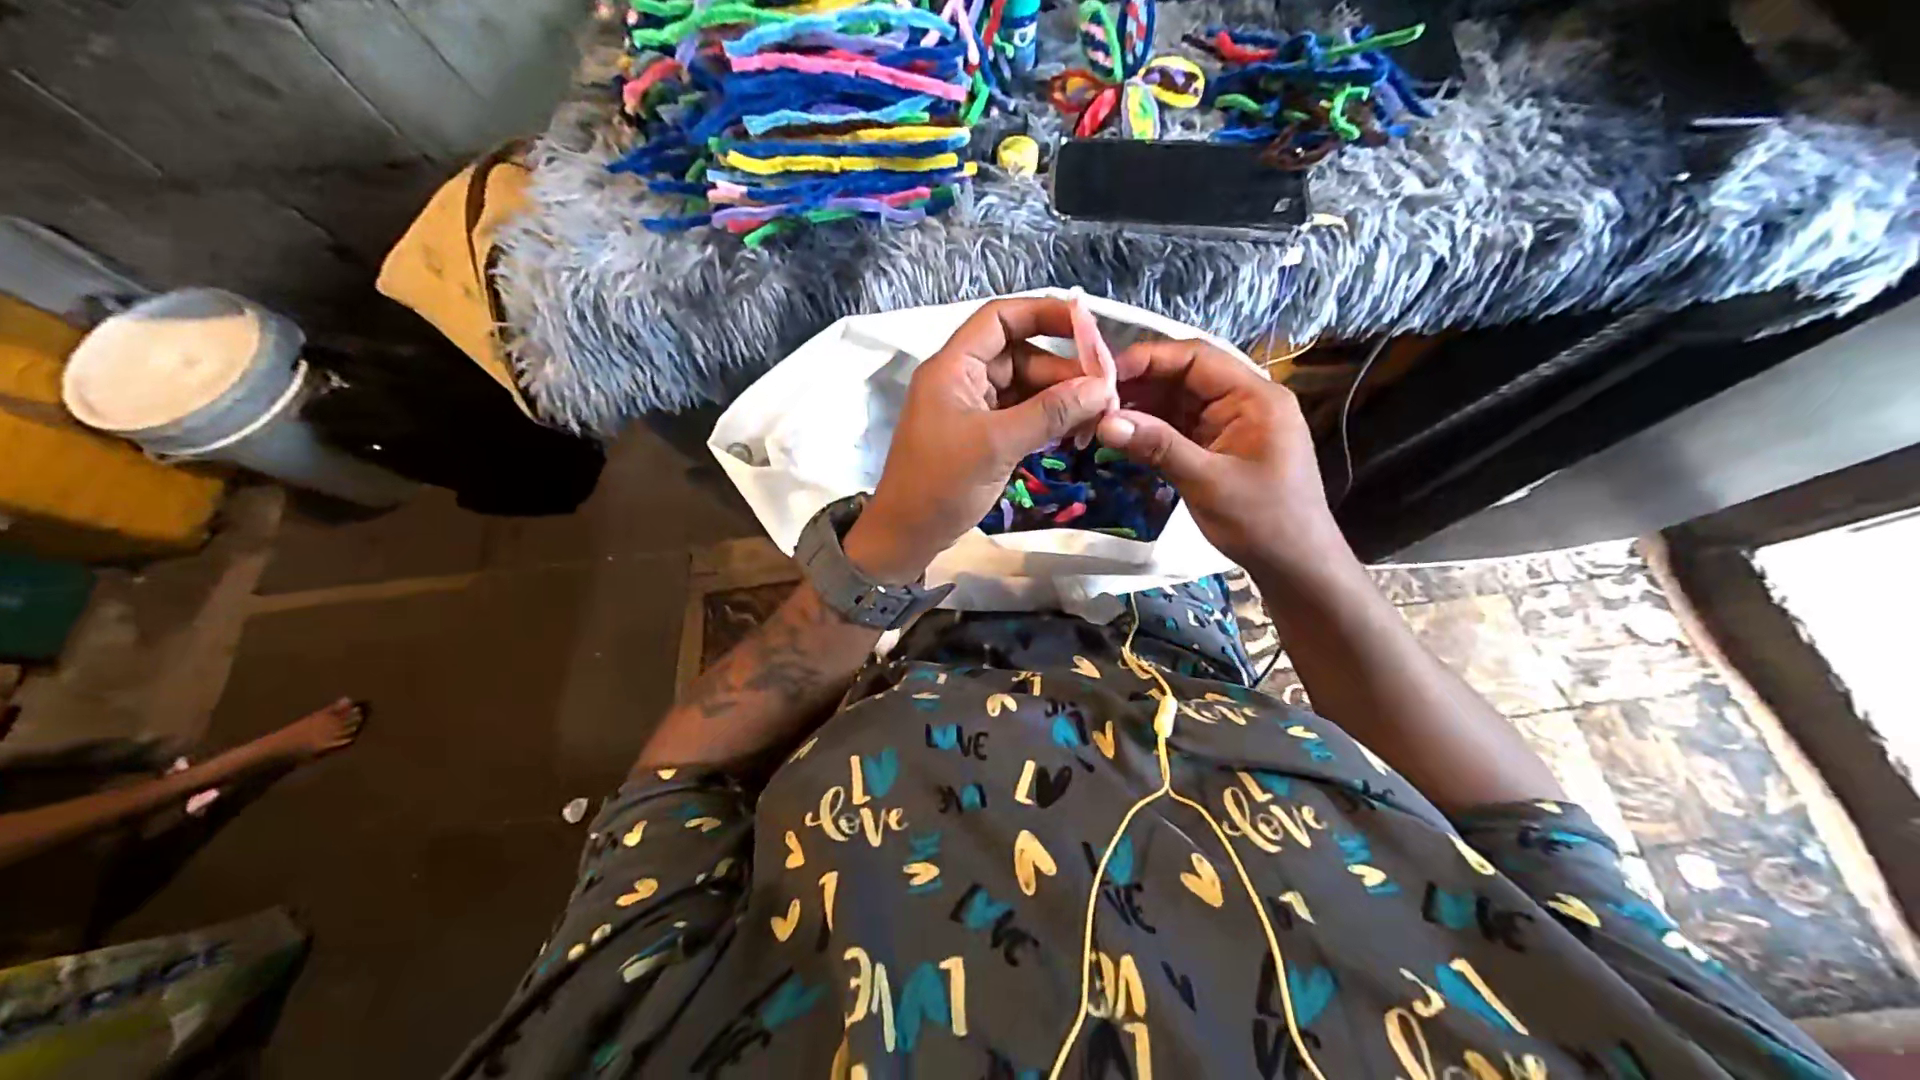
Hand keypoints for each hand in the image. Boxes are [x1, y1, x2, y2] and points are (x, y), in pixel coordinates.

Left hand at [844, 298, 1116, 582]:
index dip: (1044, 314)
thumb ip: (1049, 413)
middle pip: (1021, 355)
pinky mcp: (982, 435)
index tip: (1088, 326)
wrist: (906, 535)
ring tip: (1096, 417)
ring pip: (1025, 388)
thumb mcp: (997, 445)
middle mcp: (963, 379)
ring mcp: (973, 408)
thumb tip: (1101, 388)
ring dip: (1060, 399)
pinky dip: (1047, 420)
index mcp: (953, 366)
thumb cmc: (940, 484)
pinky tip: (1076, 431)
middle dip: (1063, 371)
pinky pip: (1021, 415)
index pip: (1000, 319)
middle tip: (1104, 394)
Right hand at [1094, 339, 1346, 576]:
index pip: (1196, 358)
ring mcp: (1230, 424)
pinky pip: (1179, 427)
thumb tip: (1105, 421)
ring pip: (1177, 402)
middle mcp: (1243, 401)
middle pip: (1184, 376)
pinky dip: (1151, 430)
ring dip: (1140, 408)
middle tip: (1093, 399)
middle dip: (1139, 384)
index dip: (1148, 359)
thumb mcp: (1208, 482)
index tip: (1104, 374)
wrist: (1297, 566)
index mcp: (1255, 397)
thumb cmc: (1264, 521)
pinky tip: (1121, 435)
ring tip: (1099, 418)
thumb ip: (1158, 446)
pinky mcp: (1218, 446)